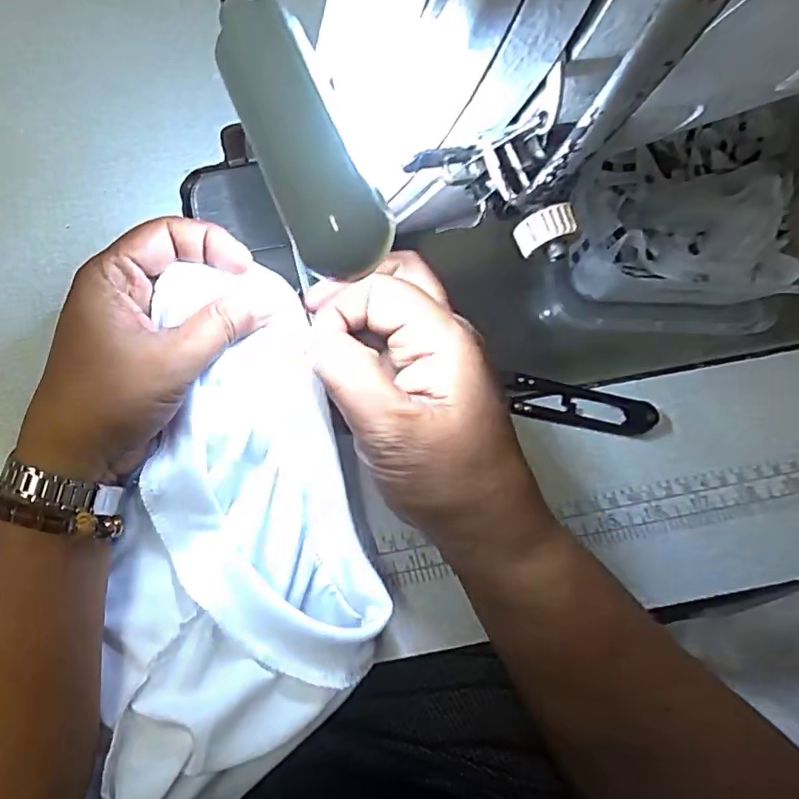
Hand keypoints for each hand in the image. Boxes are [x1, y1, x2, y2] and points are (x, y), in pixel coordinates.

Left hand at [19, 218, 274, 482]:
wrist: (75, 460)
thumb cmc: (106, 403)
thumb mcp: (170, 360)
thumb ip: (218, 326)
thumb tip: (260, 301)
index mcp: (110, 277)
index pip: (167, 234)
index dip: (210, 242)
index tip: (244, 270)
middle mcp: (118, 291)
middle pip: (177, 262)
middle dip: (218, 275)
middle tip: (252, 295)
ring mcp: (130, 321)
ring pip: (181, 296)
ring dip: (215, 306)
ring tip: (248, 319)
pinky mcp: (142, 348)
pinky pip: (180, 326)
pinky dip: (206, 331)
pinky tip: (231, 343)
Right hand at [306, 253, 556, 560]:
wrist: (484, 520)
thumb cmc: (444, 481)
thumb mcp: (387, 427)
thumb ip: (346, 370)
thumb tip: (316, 333)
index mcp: (444, 337)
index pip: (381, 287)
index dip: (340, 306)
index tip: (314, 342)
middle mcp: (447, 333)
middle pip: (398, 278)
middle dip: (351, 288)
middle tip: (313, 316)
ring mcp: (441, 354)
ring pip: (396, 305)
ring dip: (357, 311)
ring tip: (322, 336)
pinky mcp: (431, 376)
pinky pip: (394, 338)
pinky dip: (364, 337)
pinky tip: (343, 359)